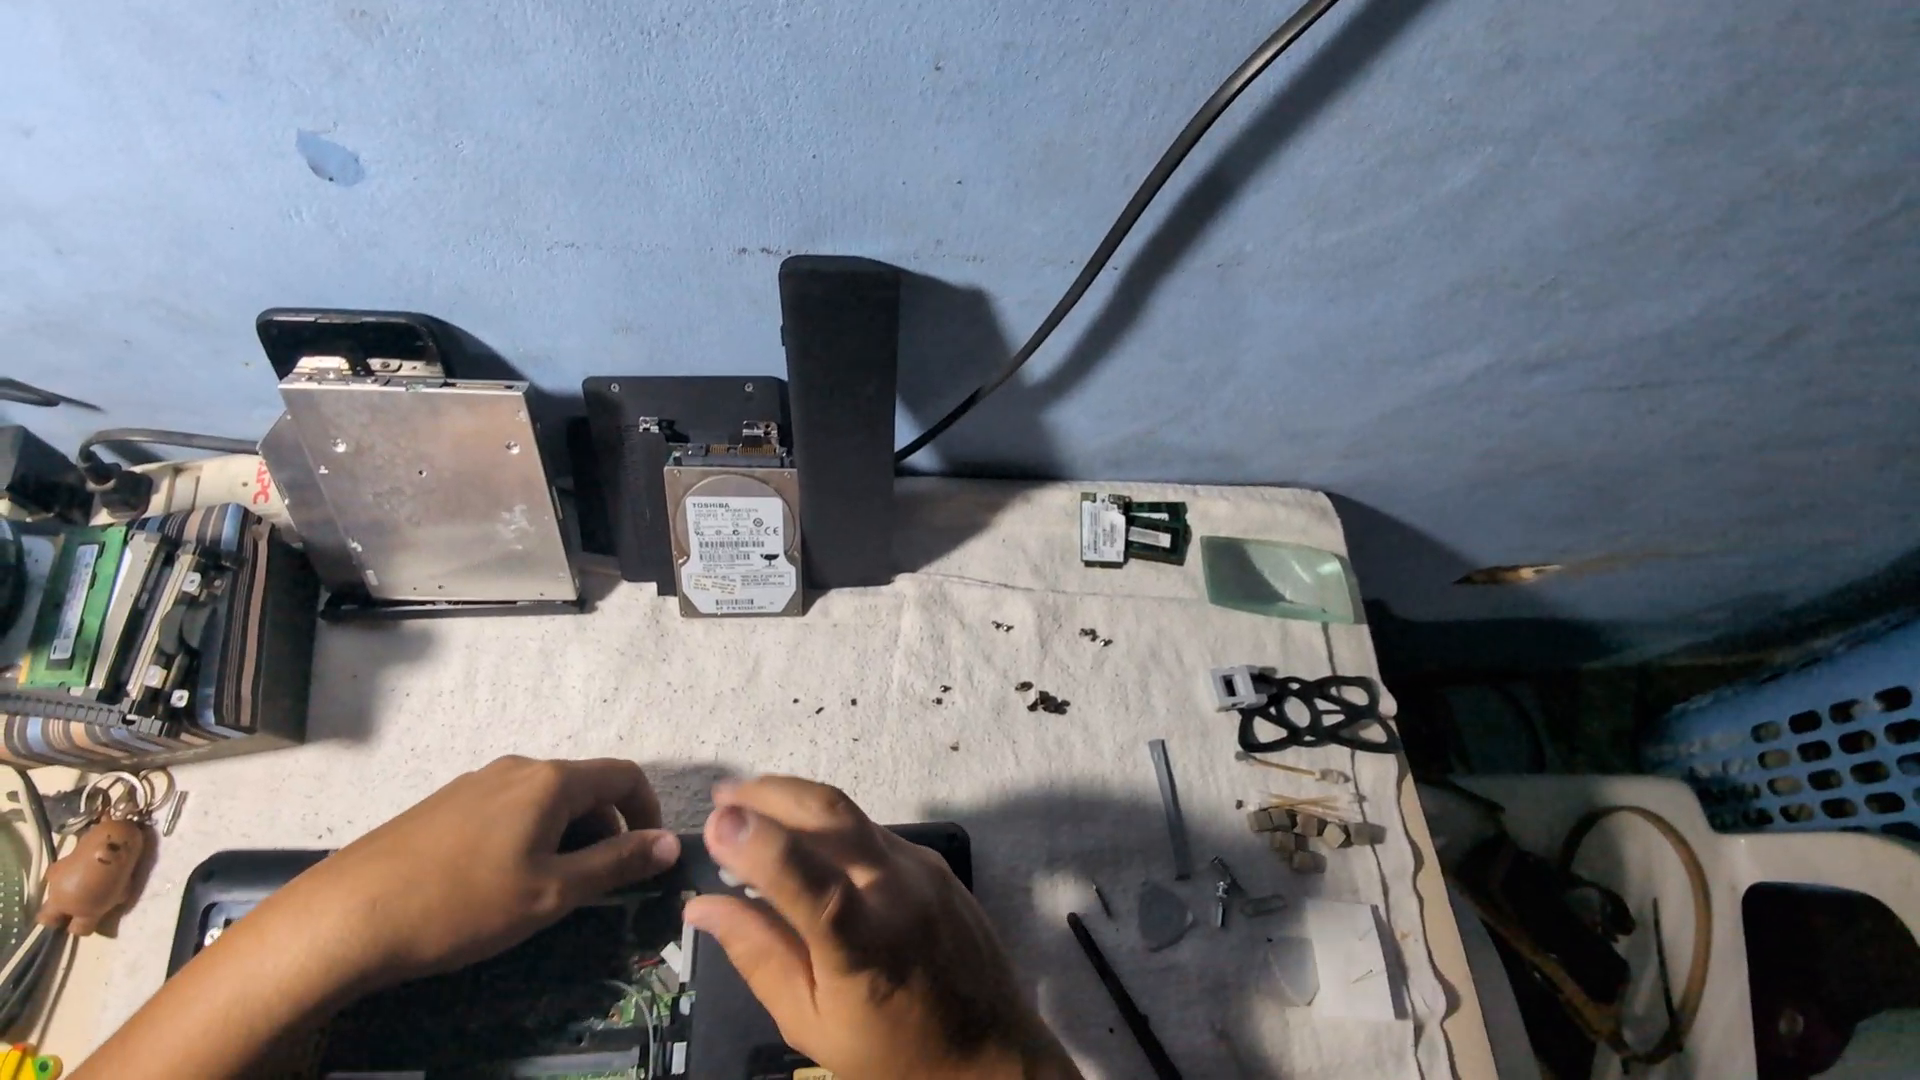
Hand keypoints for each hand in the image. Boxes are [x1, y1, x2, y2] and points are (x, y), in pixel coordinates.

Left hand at [74, 756, 682, 1079]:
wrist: (340, 921)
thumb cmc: (462, 905)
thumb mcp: (553, 893)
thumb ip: (619, 863)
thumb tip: (672, 842)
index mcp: (552, 780)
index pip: (625, 775)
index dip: (648, 810)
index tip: (648, 854)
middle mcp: (518, 767)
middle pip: (585, 786)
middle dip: (605, 829)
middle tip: (595, 883)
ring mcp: (476, 782)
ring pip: (546, 799)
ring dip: (566, 834)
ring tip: (546, 887)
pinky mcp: (443, 804)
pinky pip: (508, 808)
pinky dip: (528, 835)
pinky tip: (497, 881)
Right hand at [685, 777, 1078, 1079]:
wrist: (993, 1047)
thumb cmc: (894, 1051)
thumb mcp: (812, 1024)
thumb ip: (759, 957)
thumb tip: (701, 904)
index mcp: (866, 947)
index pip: (813, 885)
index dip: (765, 848)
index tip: (718, 821)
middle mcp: (899, 890)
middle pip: (832, 814)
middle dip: (770, 792)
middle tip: (723, 795)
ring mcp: (921, 866)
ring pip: (850, 813)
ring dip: (795, 800)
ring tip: (750, 804)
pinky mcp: (933, 858)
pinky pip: (871, 831)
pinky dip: (828, 824)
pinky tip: (805, 839)